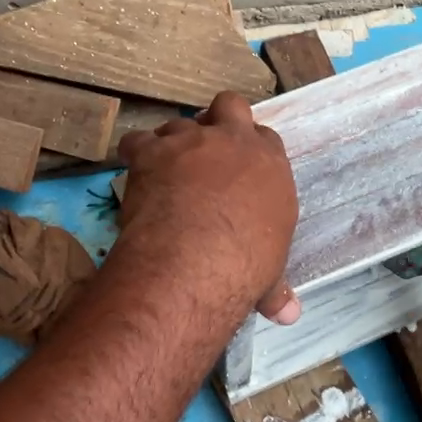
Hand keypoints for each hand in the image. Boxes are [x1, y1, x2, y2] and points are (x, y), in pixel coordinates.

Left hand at [114, 92, 300, 325]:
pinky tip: (132, 170)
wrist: (199, 257)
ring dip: (172, 140)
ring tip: (163, 167)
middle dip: (217, 118)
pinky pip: (137, 140)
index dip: (250, 149)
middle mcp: (234, 142)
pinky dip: (134, 152)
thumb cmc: (245, 266)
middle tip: (204, 145)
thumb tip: (289, 316)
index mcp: (271, 166)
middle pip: (230, 105)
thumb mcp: (268, 275)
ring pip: (180, 122)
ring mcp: (192, 142)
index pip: (267, 139)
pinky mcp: (153, 151)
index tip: (238, 167)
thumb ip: (275, 287)